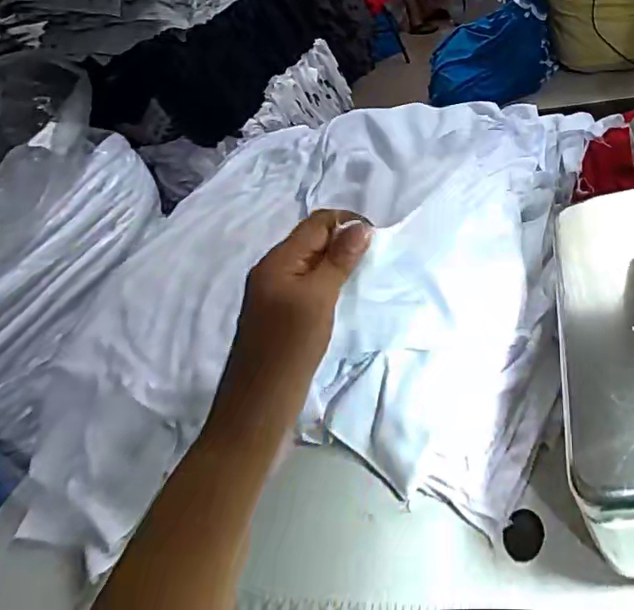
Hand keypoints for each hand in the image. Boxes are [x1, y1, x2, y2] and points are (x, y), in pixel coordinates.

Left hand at [210, 210, 371, 436]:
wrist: (256, 411)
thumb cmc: (288, 350)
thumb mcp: (318, 299)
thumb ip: (338, 260)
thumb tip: (360, 226)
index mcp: (276, 260)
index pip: (316, 223)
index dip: (347, 222)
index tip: (377, 239)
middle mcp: (272, 271)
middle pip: (312, 241)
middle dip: (343, 242)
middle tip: (374, 260)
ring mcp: (273, 295)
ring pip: (310, 265)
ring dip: (337, 264)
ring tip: (363, 278)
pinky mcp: (279, 317)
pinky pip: (306, 287)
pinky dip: (327, 285)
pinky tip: (343, 299)